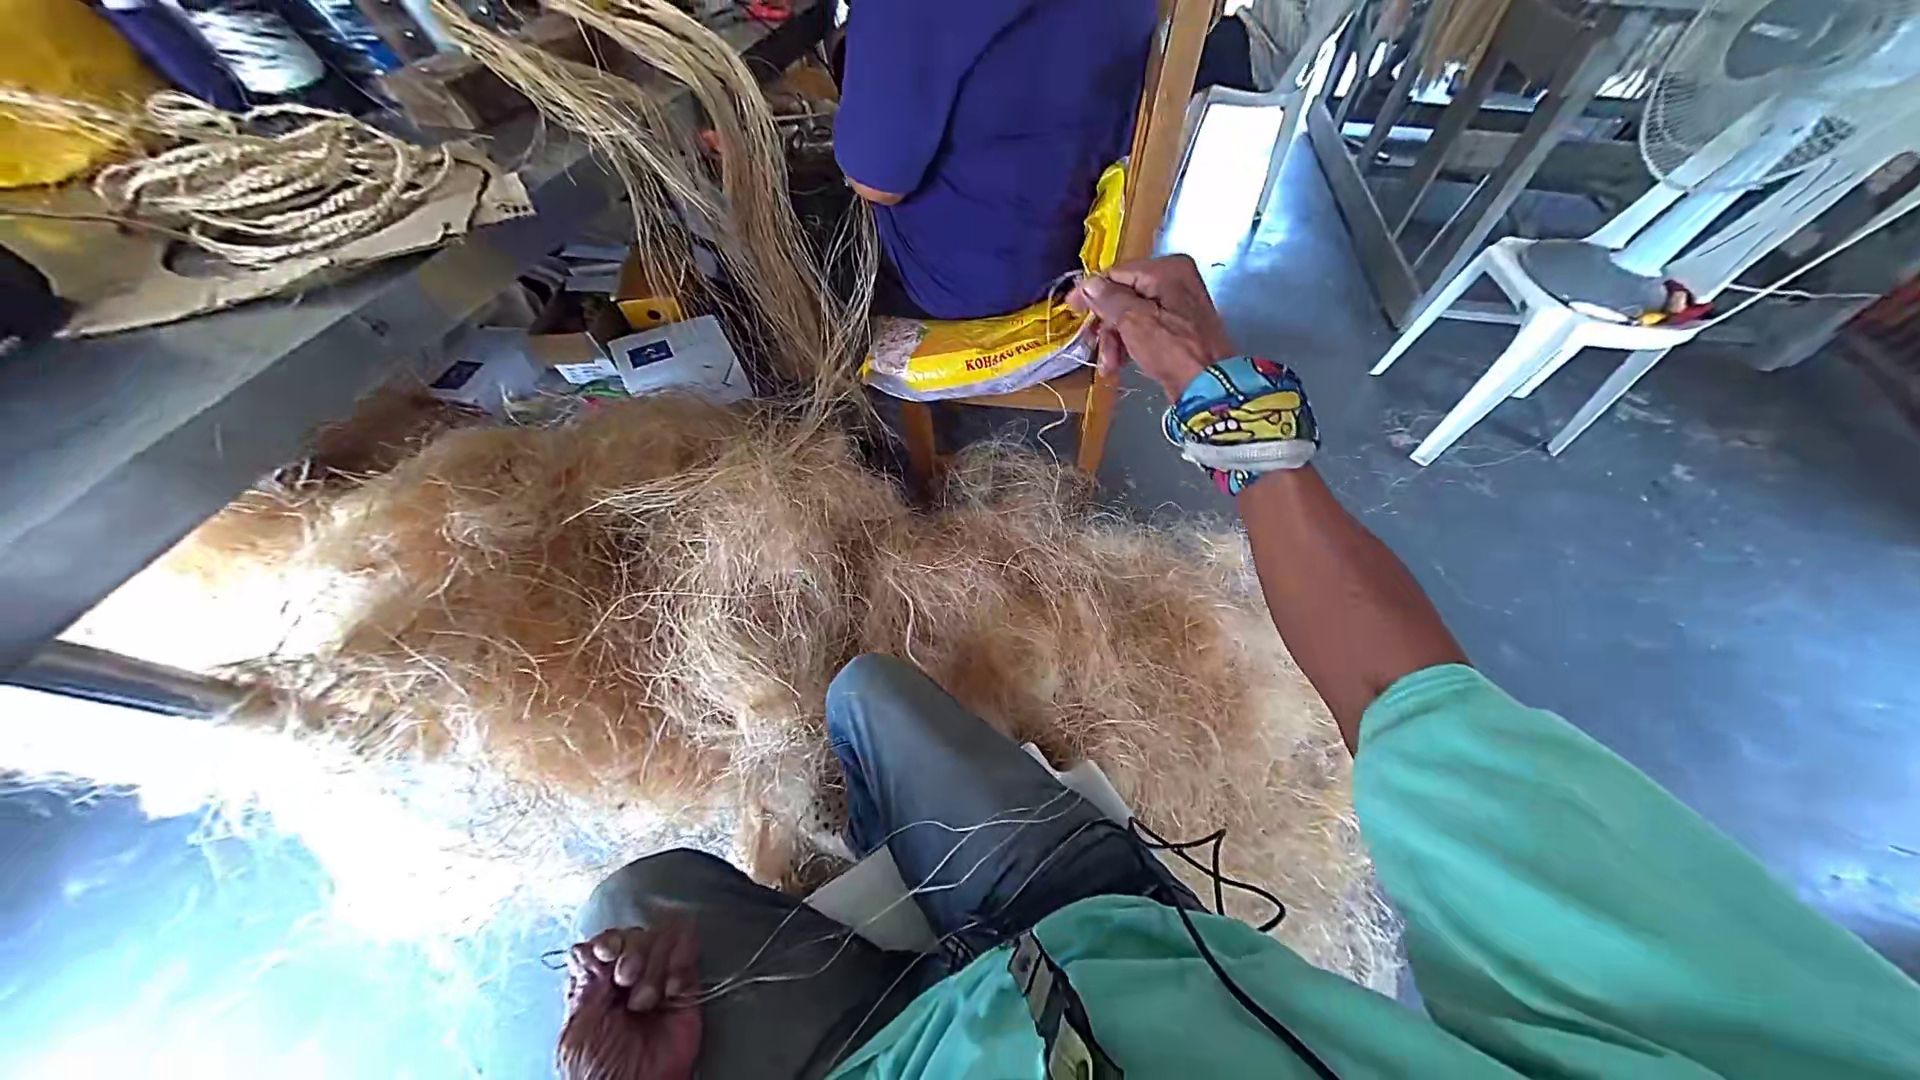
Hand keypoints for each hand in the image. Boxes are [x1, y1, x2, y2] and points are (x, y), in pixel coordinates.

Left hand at [558, 920, 701, 1079]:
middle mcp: (629, 974)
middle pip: (635, 934)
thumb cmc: (599, 1074)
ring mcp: (660, 974)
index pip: (604, 941)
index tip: (607, 953)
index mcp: (597, 985)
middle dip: (632, 952)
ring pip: (663, 935)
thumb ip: (583, 988)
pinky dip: (680, 962)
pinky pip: (689, 947)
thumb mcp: (577, 1035)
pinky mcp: (687, 979)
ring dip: (655, 966)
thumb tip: (589, 947)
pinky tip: (671, 991)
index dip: (607, 940)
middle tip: (625, 980)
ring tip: (646, 1001)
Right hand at [1068, 255, 1237, 401]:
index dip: (1091, 291)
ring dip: (1114, 341)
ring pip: (1130, 315)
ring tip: (1110, 365)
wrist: (1207, 385)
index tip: (1071, 308)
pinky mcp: (1176, 326)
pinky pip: (1142, 328)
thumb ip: (1109, 299)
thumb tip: (1089, 284)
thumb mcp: (1135, 321)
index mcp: (1167, 270)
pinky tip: (1120, 364)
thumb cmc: (1172, 350)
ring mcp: (1176, 303)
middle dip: (1106, 325)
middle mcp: (1174, 280)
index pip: (1117, 273)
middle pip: (1122, 296)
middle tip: (1094, 348)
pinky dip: (1128, 345)